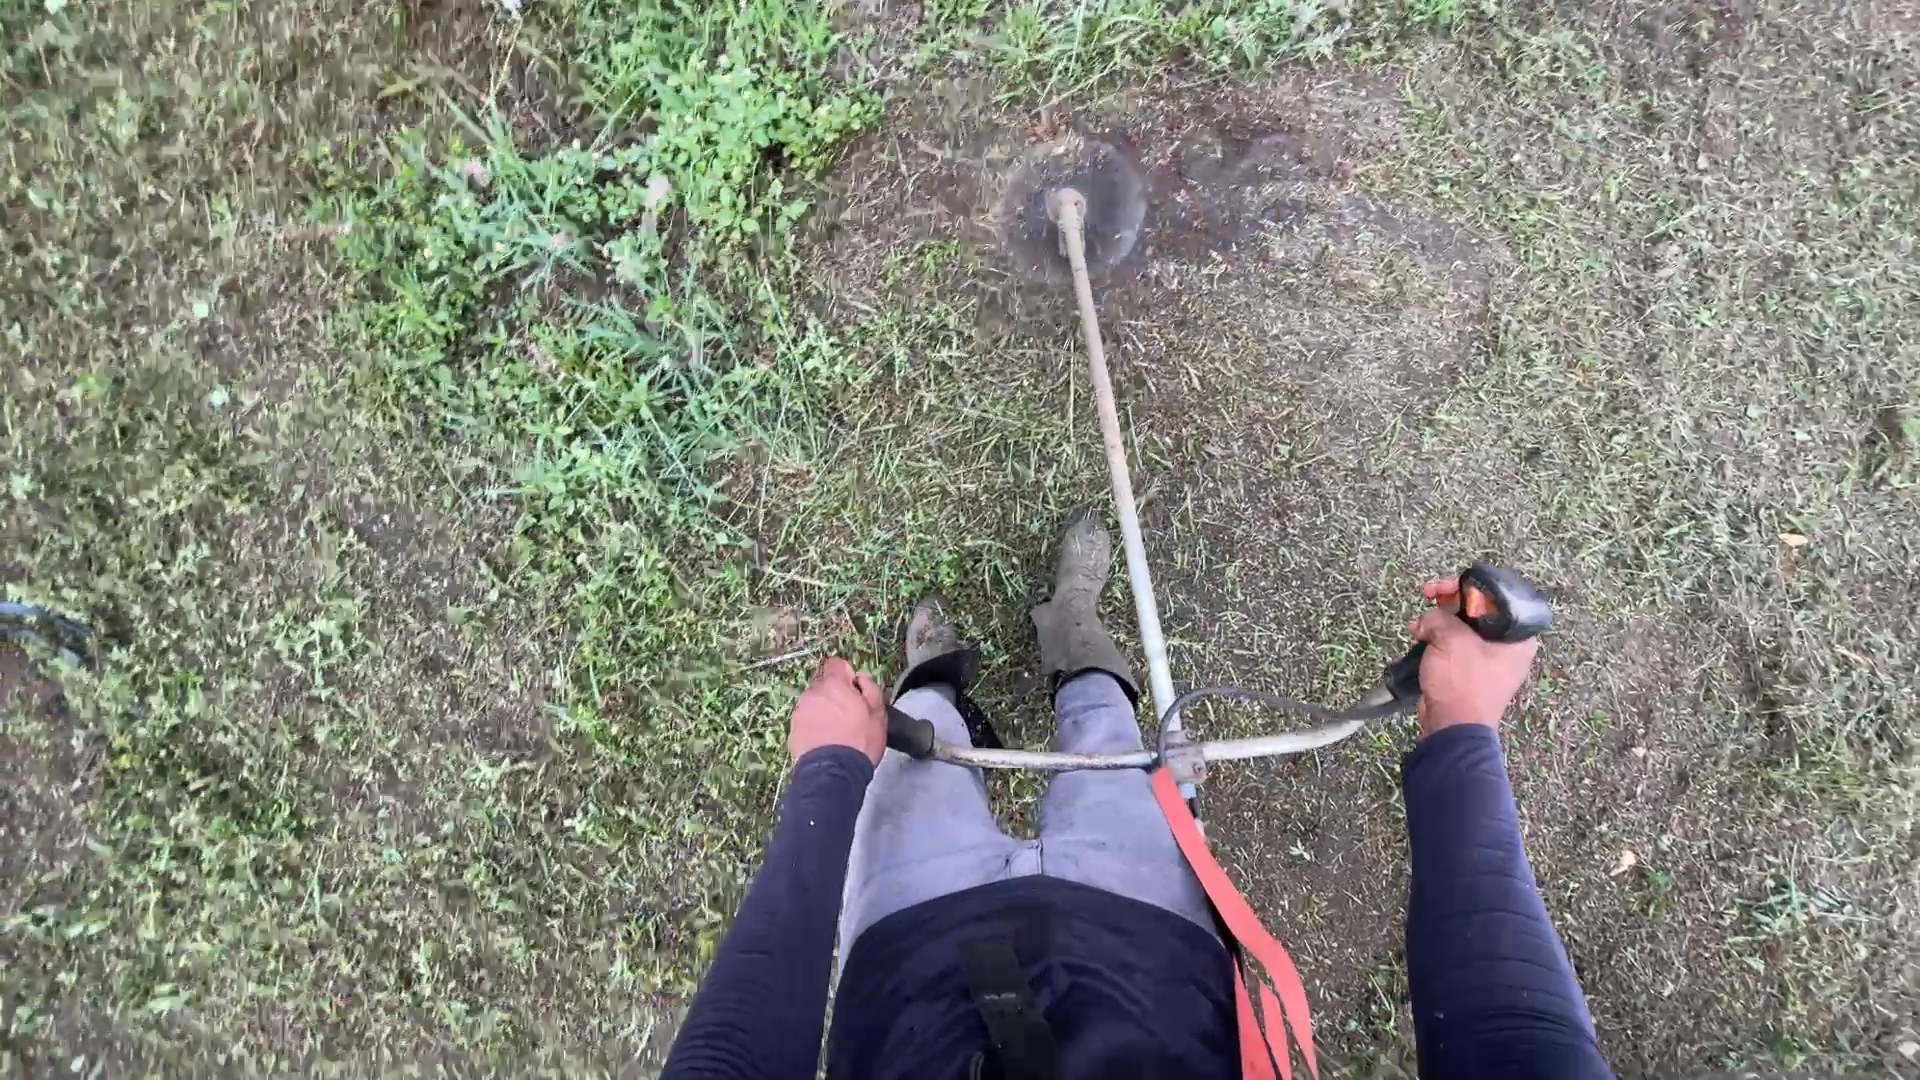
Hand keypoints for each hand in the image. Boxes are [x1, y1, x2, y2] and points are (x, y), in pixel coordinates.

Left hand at [789, 657, 886, 764]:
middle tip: (848, 717)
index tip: (853, 690)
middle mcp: (812, 693)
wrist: (833, 774)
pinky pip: (805, 721)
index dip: (846, 674)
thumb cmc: (860, 742)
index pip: (836, 664)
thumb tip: (861, 678)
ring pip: (814, 704)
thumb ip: (871, 689)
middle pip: (824, 686)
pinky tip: (824, 742)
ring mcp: (799, 712)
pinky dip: (813, 726)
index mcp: (834, 685)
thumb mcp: (878, 714)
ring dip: (823, 711)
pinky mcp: (792, 730)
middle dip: (835, 696)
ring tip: (835, 732)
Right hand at [1410, 579, 1537, 737]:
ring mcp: (1487, 658)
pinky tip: (1418, 638)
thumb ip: (1440, 617)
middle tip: (1427, 597)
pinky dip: (1435, 638)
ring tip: (1417, 628)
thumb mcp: (1452, 640)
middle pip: (1477, 610)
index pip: (1496, 597)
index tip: (1442, 588)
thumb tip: (1428, 621)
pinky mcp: (1467, 669)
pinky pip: (1452, 644)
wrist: (1453, 724)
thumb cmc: (1462, 680)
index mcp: (1518, 637)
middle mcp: (1507, 645)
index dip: (1467, 587)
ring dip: (1436, 621)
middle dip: (1447, 603)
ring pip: (1461, 626)